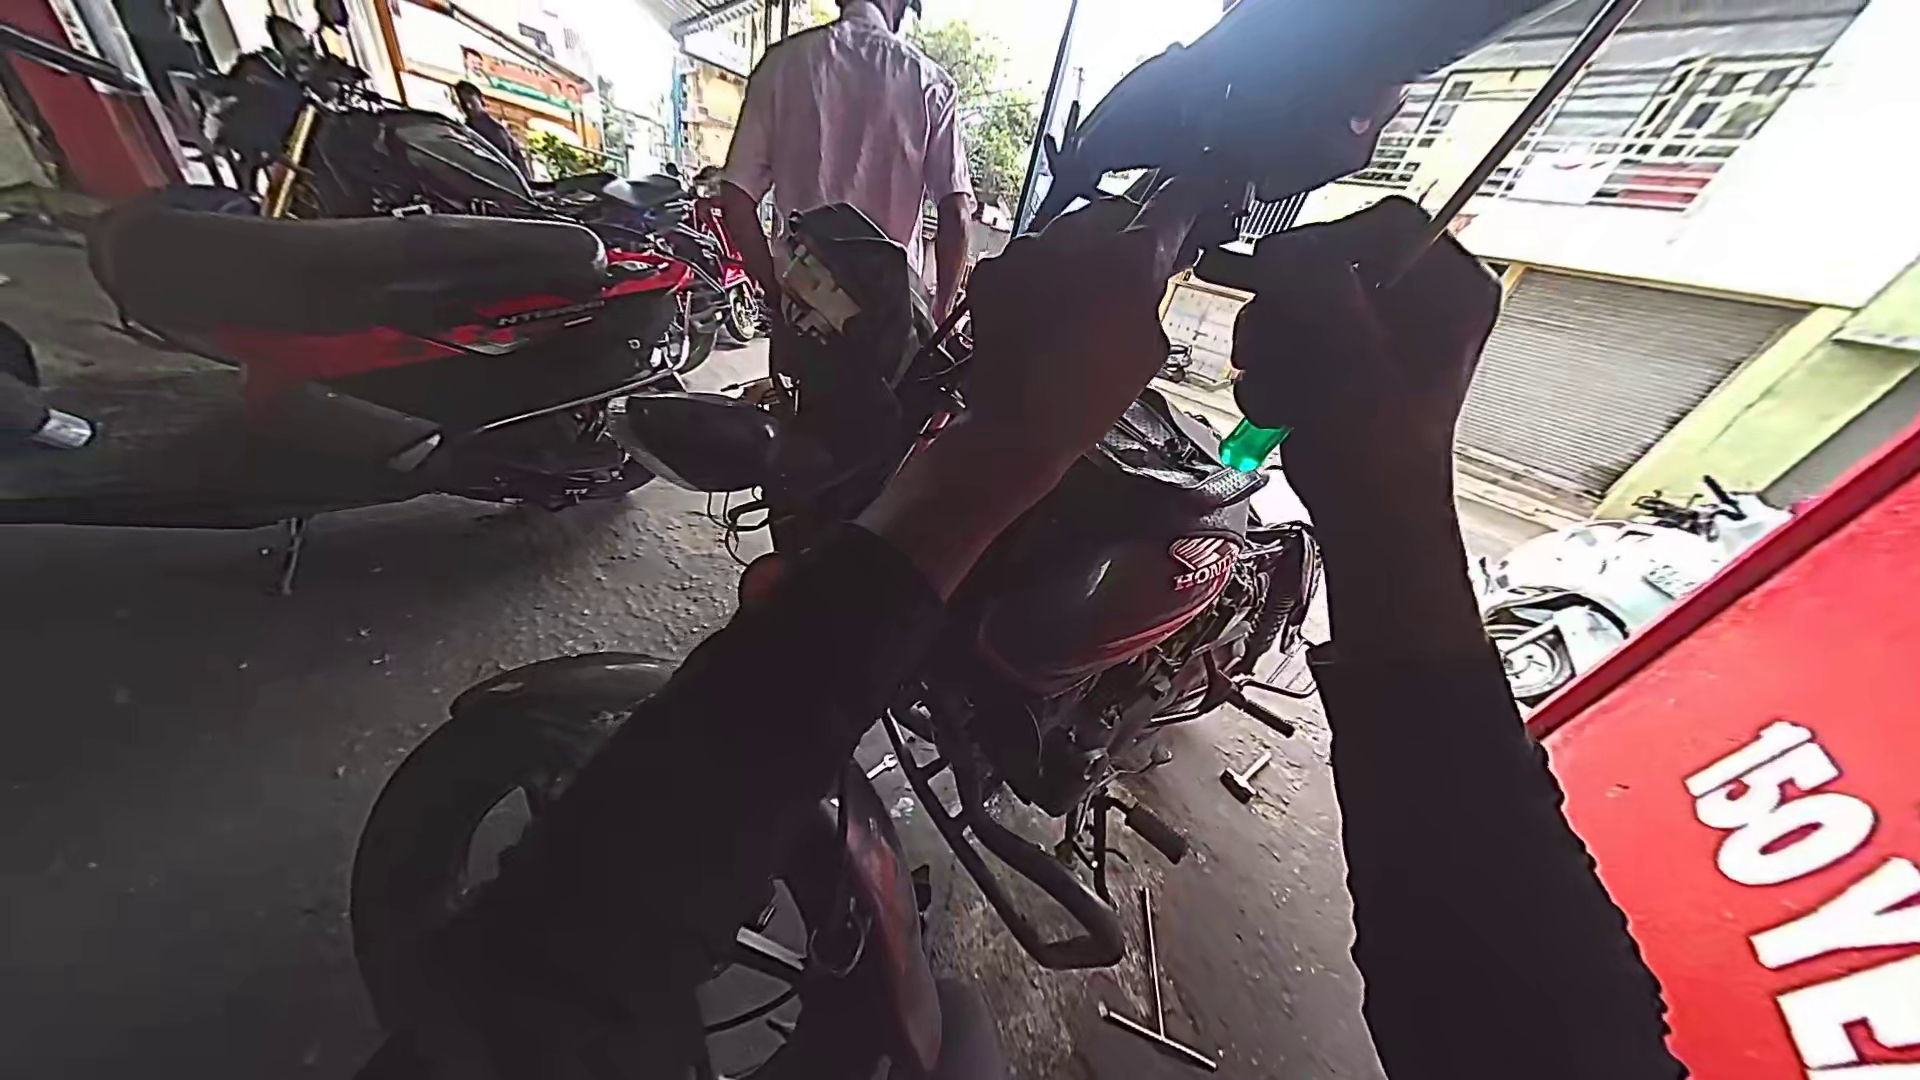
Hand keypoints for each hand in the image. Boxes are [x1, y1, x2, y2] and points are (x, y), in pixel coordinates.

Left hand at [859, 185, 1201, 596]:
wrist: (1017, 427)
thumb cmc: (1086, 401)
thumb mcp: (1148, 350)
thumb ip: (1155, 294)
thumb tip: (1157, 269)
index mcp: (1130, 258)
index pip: (1174, 199)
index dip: (1189, 201)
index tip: (1192, 204)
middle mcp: (1077, 239)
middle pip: (1117, 209)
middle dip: (1130, 230)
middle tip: (1132, 264)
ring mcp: (1029, 251)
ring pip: (1069, 228)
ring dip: (1082, 250)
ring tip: (1083, 294)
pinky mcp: (995, 270)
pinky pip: (1028, 254)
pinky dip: (1042, 270)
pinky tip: (1046, 304)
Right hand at [1231, 196, 1499, 519]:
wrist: (1363, 510)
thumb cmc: (1378, 450)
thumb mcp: (1348, 355)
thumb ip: (1315, 288)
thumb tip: (1281, 248)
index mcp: (1445, 292)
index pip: (1380, 225)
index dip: (1318, 243)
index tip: (1272, 269)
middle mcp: (1409, 311)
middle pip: (1323, 272)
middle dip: (1282, 314)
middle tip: (1266, 347)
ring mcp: (1368, 342)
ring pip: (1294, 314)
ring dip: (1269, 352)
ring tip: (1278, 389)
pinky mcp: (1334, 370)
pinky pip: (1285, 350)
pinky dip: (1271, 377)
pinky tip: (1280, 404)